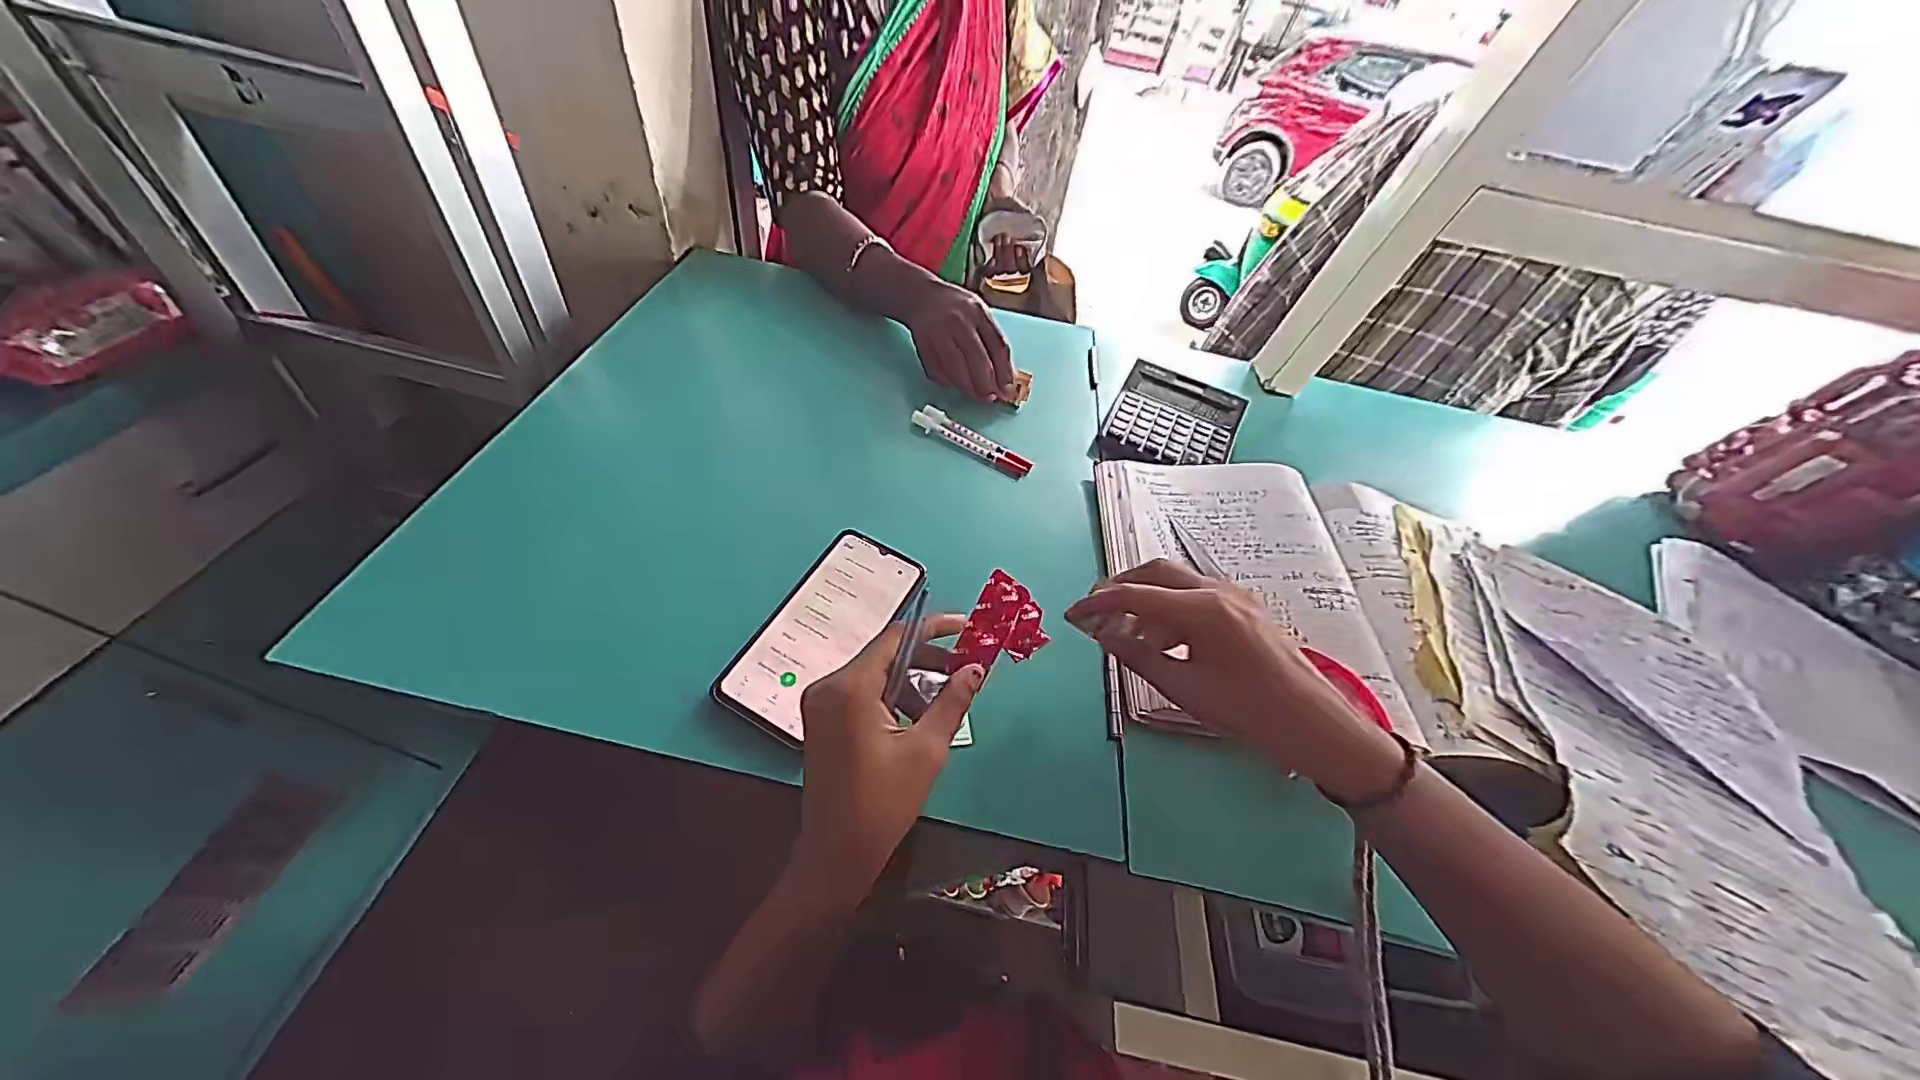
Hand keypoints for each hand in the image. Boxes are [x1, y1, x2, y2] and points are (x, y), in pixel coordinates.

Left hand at [791, 614, 983, 900]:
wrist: (835, 855)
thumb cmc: (882, 805)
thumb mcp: (926, 750)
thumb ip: (953, 701)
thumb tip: (975, 669)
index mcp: (850, 689)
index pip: (896, 637)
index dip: (933, 628)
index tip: (965, 626)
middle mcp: (829, 687)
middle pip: (885, 655)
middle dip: (927, 660)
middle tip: (963, 670)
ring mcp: (821, 703)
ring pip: (876, 674)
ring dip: (911, 682)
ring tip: (942, 704)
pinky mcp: (822, 719)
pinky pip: (863, 692)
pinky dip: (892, 698)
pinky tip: (915, 719)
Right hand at [898, 276, 1016, 402]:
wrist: (921, 297)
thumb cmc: (956, 309)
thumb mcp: (979, 314)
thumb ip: (991, 341)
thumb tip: (1004, 378)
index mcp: (978, 312)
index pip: (997, 346)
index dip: (1004, 372)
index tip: (1007, 391)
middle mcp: (959, 321)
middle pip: (977, 359)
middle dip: (986, 384)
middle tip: (990, 398)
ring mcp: (939, 332)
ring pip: (956, 368)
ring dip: (968, 387)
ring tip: (976, 396)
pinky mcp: (923, 344)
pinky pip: (937, 370)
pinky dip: (948, 382)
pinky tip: (955, 385)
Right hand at [1065, 560, 1402, 800]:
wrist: (1313, 724)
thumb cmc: (1248, 710)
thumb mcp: (1183, 686)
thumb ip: (1136, 655)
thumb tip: (1102, 634)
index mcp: (1203, 609)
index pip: (1135, 595)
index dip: (1098, 603)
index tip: (1074, 613)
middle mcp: (1218, 591)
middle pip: (1156, 572)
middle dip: (1121, 587)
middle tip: (1097, 612)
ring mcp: (1235, 596)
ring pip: (1176, 581)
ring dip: (1146, 601)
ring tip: (1129, 637)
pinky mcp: (1244, 607)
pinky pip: (1196, 595)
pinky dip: (1170, 610)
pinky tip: (1163, 640)